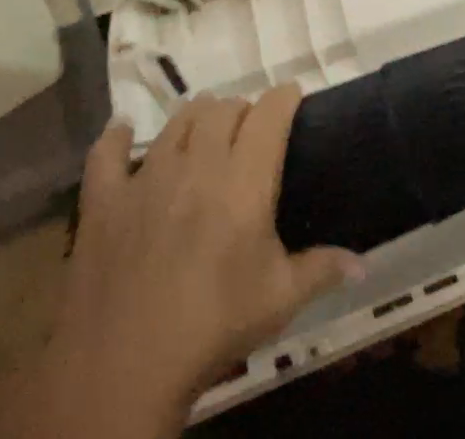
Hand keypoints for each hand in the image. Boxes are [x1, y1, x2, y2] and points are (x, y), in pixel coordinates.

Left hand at [17, 87, 359, 434]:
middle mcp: (196, 169)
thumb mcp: (281, 299)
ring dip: (196, 117)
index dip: (283, 98)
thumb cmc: (213, 325)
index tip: (294, 96)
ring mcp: (143, 183)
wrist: (120, 368)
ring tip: (207, 127)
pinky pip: (105, 154)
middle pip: (220, 110)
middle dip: (242, 109)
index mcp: (244, 184)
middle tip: (253, 128)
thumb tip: (363, 265)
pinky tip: (124, 133)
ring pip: (174, 124)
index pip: (268, 115)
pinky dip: (117, 138)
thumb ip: (323, 269)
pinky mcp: (101, 206)